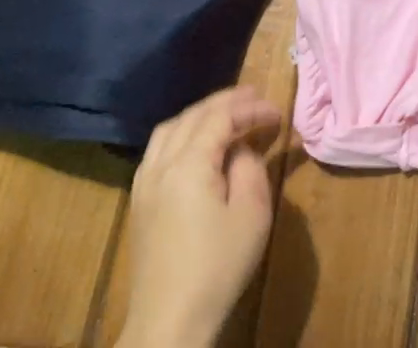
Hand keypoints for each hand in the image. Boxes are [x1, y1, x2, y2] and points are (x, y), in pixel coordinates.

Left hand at [116, 86, 283, 347]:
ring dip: (200, 115)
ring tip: (228, 113)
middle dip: (224, 102)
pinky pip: (158, 150)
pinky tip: (197, 144)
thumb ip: (248, 168)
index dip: (250, 108)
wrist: (170, 320)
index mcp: (187, 165)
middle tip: (255, 97)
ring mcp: (144, 184)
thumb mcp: (251, 213)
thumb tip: (241, 149)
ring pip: (169, 130)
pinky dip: (182, 134)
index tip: (277, 111)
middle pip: (191, 117)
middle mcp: (159, 165)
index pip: (220, 118)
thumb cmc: (218, 266)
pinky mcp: (140, 203)